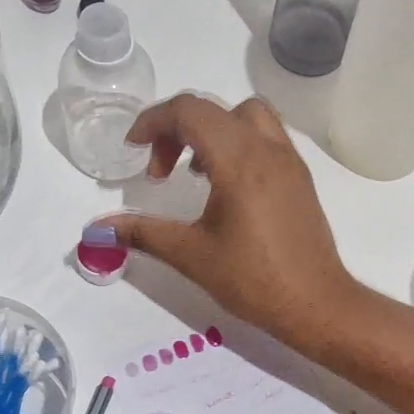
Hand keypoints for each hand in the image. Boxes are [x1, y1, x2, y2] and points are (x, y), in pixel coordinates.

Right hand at [102, 94, 359, 341]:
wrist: (316, 304)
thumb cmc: (253, 280)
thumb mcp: (191, 256)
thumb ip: (143, 234)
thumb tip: (97, 229)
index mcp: (239, 160)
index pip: (189, 112)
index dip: (154, 121)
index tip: (134, 150)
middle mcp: (267, 148)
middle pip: (214, 109)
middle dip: (177, 130)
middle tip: (160, 172)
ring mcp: (289, 160)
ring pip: (246, 116)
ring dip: (212, 131)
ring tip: (194, 172)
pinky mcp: (300, 177)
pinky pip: (266, 137)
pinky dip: (238, 143)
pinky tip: (226, 187)